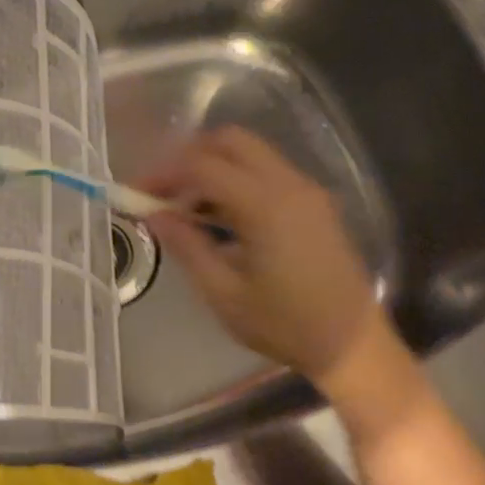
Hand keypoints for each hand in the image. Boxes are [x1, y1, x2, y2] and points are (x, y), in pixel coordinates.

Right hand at [139, 127, 382, 382]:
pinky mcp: (313, 205)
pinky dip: (233, 182)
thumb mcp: (223, 292)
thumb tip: (154, 216)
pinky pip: (266, 175)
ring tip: (181, 210)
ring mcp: (307, 192)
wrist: (350, 342)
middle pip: (231, 142)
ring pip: (250, 155)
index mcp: (267, 206)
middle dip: (188, 158)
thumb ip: (187, 247)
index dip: (163, 174)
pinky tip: (214, 219)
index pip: (204, 166)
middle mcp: (290, 185)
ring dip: (211, 170)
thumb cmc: (283, 323)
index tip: (134, 194)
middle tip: (159, 192)